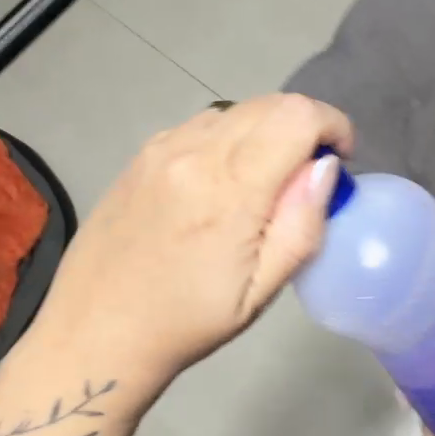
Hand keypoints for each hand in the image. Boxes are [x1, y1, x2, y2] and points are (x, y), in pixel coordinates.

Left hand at [35, 94, 351, 379]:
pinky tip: (222, 179)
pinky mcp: (144, 152)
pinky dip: (231, 136)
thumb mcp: (261, 290)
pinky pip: (204, 123)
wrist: (94, 332)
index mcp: (229, 186)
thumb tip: (325, 167)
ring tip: (265, 179)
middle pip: (272, 103)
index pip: (298, 115)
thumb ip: (302, 223)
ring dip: (268, 129)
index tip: (339, 160)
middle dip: (305, 126)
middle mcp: (194, 150)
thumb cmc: (187, 321)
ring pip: (238, 108)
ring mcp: (164, 146)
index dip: (333, 126)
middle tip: (308, 173)